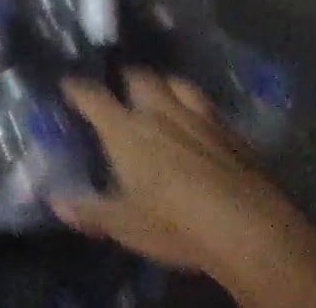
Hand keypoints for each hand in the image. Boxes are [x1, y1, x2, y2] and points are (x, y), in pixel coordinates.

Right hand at [55, 71, 315, 307]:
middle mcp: (160, 115)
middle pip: (140, 77)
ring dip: (168, 87)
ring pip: (181, 86)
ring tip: (164, 99)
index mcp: (125, 129)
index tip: (68, 87)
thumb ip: (90, 211)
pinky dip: (204, 114)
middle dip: (127, 79)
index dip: (76, 88)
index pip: (91, 95)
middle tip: (122, 92)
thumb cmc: (178, 226)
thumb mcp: (126, 225)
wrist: (260, 239)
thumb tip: (56, 204)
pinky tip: (204, 130)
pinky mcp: (241, 141)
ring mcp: (203, 124)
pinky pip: (215, 113)